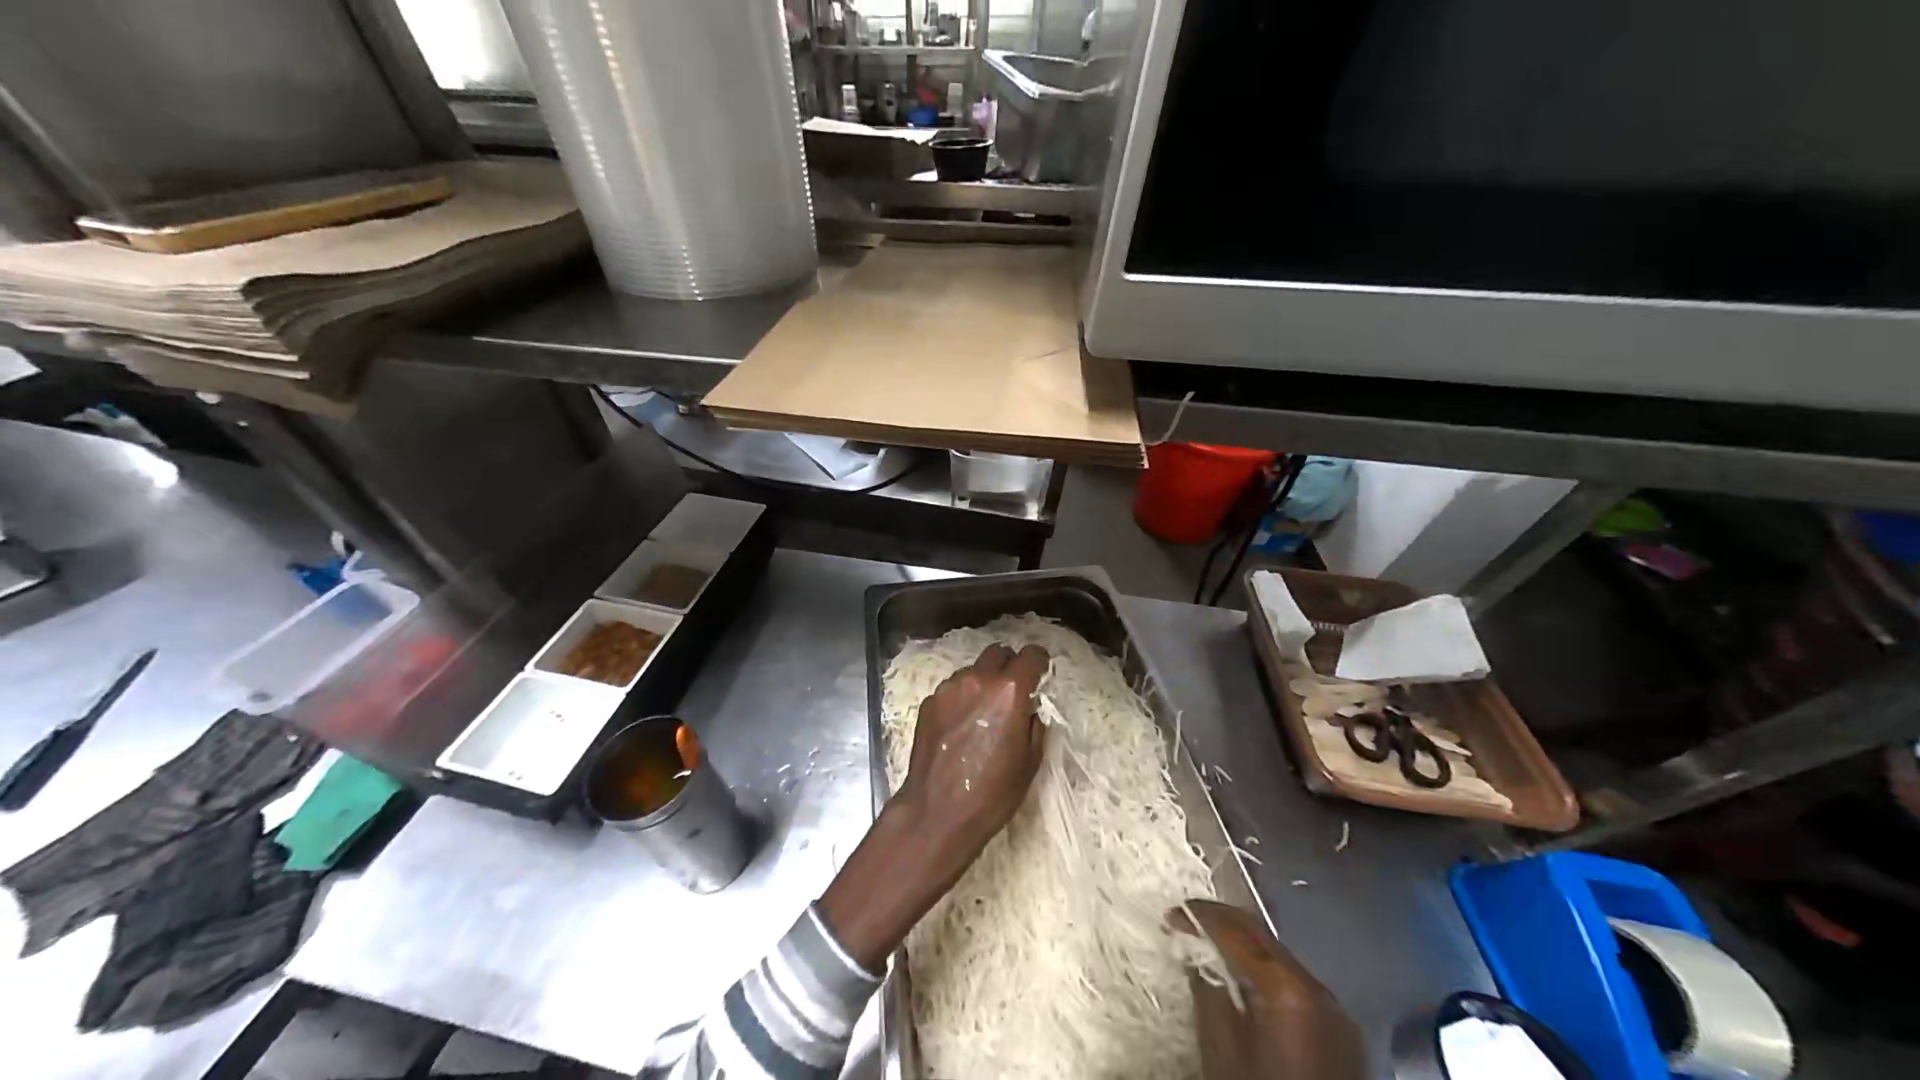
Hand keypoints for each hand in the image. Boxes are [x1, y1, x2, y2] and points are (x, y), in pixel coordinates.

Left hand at [897, 642, 1050, 872]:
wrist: (938, 812)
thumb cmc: (993, 792)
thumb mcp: (1030, 760)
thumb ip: (1034, 722)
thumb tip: (1029, 707)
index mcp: (1009, 691)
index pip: (1031, 655)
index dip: (1039, 663)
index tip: (1040, 674)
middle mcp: (977, 679)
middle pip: (998, 652)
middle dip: (1009, 665)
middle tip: (1013, 690)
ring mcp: (948, 688)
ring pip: (973, 670)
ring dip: (983, 682)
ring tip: (984, 713)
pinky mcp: (929, 702)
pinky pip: (953, 689)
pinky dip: (962, 698)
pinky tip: (961, 727)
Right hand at [1170, 900, 1368, 1079]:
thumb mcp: (1223, 1055)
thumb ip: (1208, 994)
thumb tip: (1196, 956)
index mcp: (1286, 990)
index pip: (1237, 932)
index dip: (1200, 918)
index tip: (1170, 916)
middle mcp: (1317, 988)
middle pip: (1262, 934)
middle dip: (1221, 920)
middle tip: (1185, 920)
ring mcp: (1336, 1010)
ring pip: (1280, 955)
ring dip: (1243, 944)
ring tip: (1209, 946)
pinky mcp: (1342, 1030)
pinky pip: (1296, 982)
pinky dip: (1265, 970)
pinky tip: (1244, 981)